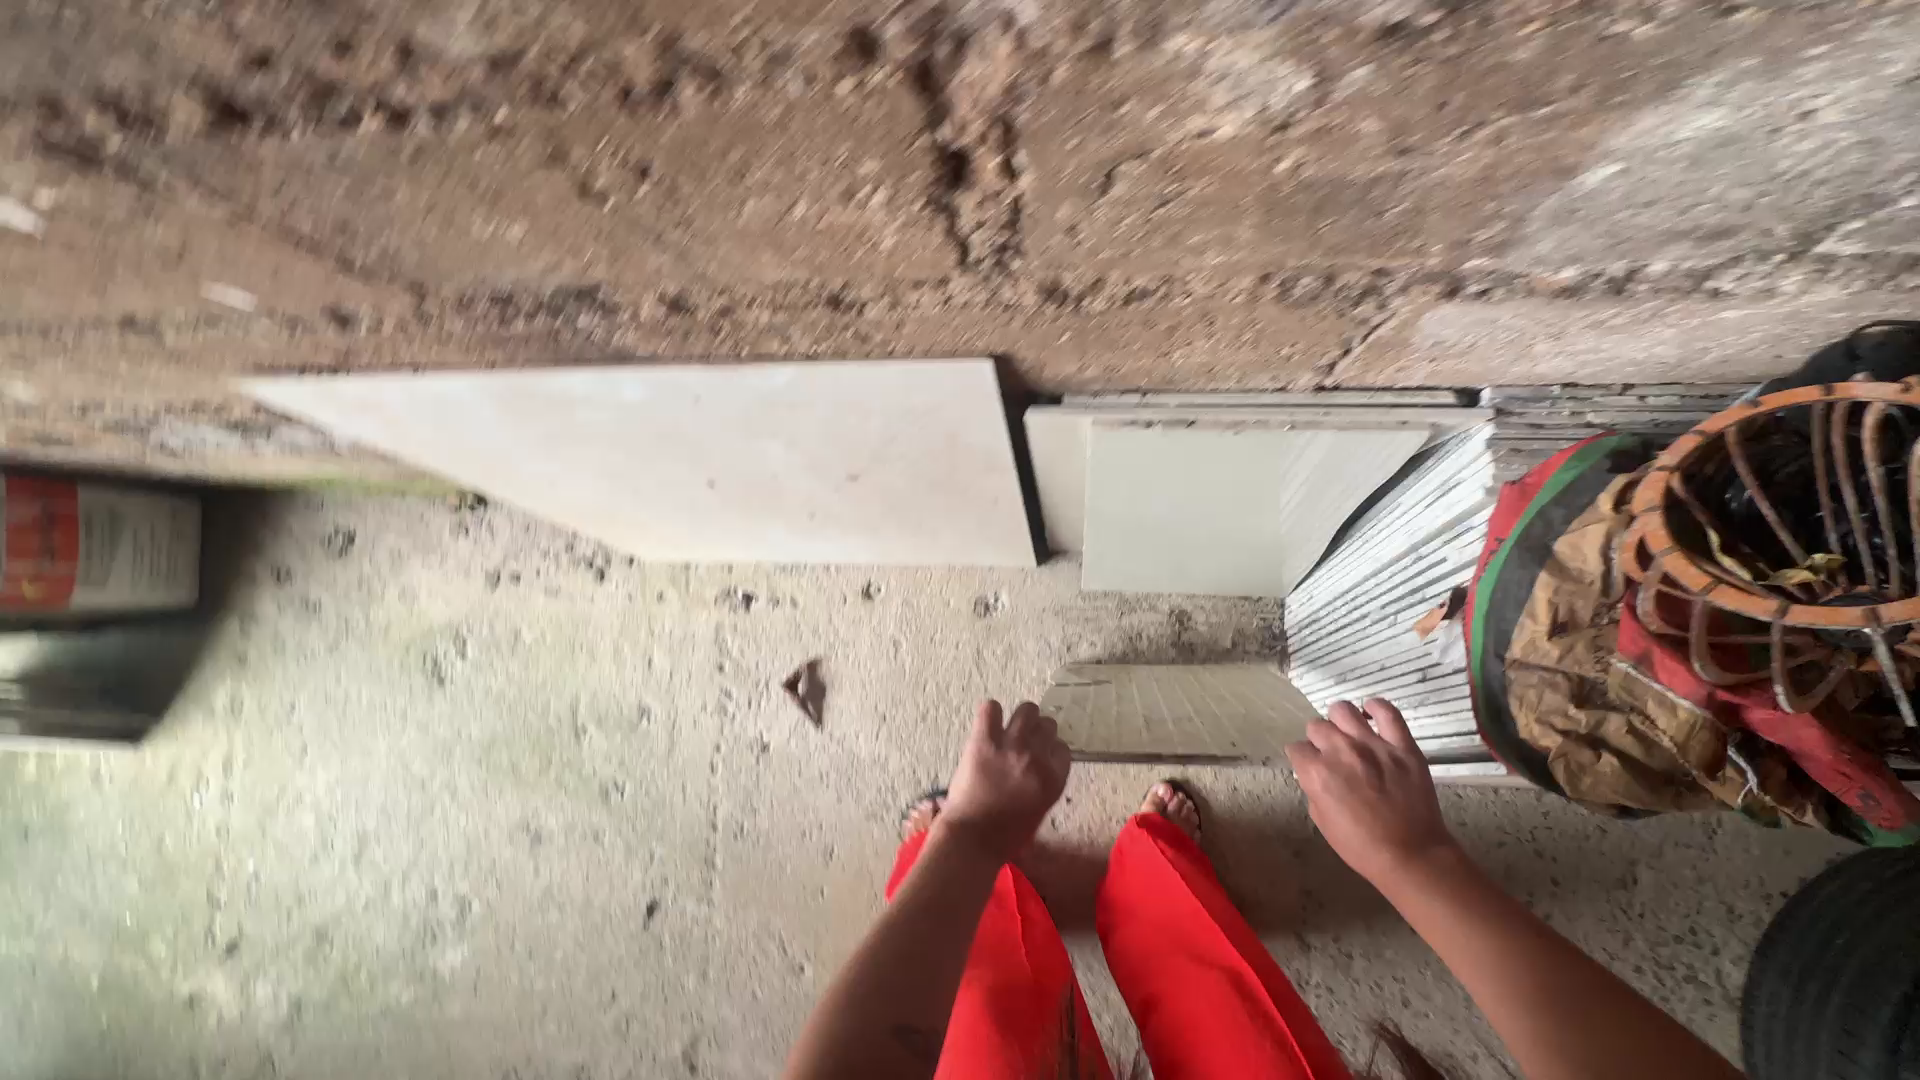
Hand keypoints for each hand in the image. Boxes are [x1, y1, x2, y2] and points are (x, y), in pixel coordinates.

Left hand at [938, 700, 1071, 861]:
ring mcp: (1010, 746)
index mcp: (1053, 779)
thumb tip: (1039, 766)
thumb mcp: (1039, 811)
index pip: (1062, 748)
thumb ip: (1044, 784)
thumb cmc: (1006, 836)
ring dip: (1020, 717)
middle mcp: (1036, 758)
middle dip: (1038, 731)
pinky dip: (990, 712)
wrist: (972, 839)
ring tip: (1009, 727)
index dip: (1050, 749)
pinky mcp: (984, 741)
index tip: (1041, 754)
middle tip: (1025, 740)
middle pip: (1047, 725)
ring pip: (1026, 710)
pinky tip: (988, 724)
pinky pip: (991, 708)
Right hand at [1285, 698, 1460, 888]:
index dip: (1302, 758)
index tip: (1310, 767)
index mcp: (1317, 772)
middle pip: (1317, 726)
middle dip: (1319, 739)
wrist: (1412, 856)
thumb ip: (1313, 788)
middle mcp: (1341, 752)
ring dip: (1339, 721)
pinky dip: (1376, 707)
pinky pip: (1387, 712)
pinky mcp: (1402, 746)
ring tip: (1348, 733)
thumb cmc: (1361, 846)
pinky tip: (1371, 714)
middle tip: (1331, 754)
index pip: (1296, 748)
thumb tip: (1314, 773)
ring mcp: (1374, 746)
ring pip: (1343, 710)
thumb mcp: (1322, 820)